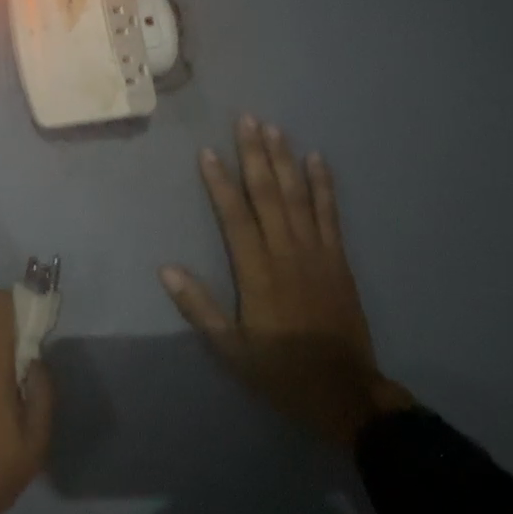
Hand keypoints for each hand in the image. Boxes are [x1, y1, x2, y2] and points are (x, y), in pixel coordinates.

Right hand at [160, 115, 413, 448]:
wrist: (346, 394)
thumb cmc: (280, 370)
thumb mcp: (231, 348)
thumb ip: (199, 307)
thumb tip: (166, 268)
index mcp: (258, 272)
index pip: (235, 216)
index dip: (220, 182)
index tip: (208, 151)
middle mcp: (288, 253)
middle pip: (269, 195)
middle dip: (255, 155)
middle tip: (247, 119)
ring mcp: (317, 254)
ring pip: (299, 197)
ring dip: (285, 160)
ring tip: (274, 128)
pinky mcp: (339, 260)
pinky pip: (330, 215)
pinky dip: (324, 186)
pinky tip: (317, 160)